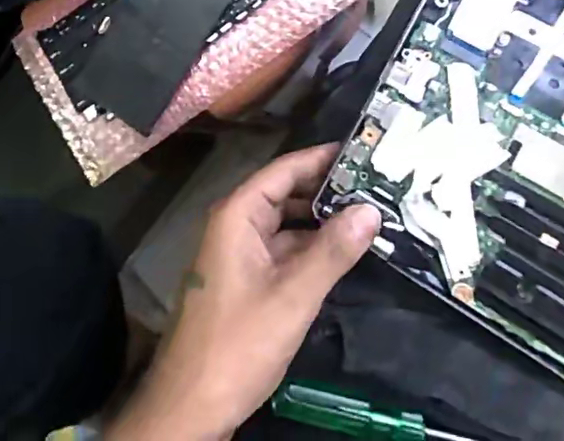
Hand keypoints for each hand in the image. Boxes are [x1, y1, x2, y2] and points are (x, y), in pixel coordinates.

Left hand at [107, 145, 380, 440]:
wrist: (188, 412)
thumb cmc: (237, 344)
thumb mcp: (292, 297)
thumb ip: (333, 251)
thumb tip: (372, 209)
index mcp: (238, 215)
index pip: (285, 169)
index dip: (323, 158)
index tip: (363, 151)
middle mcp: (237, 225)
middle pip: (287, 192)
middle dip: (328, 188)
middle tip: (375, 183)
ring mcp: (240, 254)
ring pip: (288, 223)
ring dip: (322, 219)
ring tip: (368, 212)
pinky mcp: (247, 281)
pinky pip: (284, 249)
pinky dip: (312, 247)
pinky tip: (343, 251)